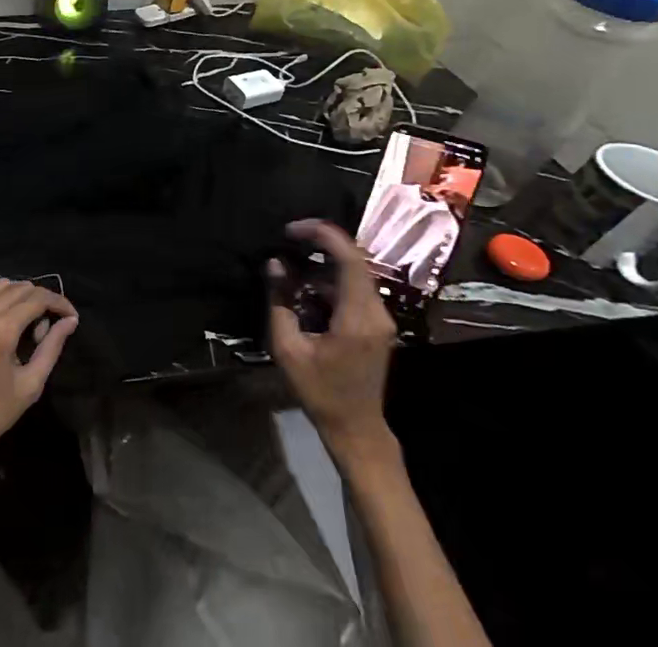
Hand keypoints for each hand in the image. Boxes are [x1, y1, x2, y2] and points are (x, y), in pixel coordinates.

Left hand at [0, 279, 78, 479]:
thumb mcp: (29, 385)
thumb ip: (51, 347)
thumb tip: (70, 321)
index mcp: (1, 329)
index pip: (39, 298)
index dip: (60, 303)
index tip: (71, 317)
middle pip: (20, 288)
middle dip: (41, 300)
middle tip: (46, 328)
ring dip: (18, 296)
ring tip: (25, 322)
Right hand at [267, 220, 397, 456]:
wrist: (355, 426)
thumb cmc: (319, 392)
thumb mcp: (288, 350)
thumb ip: (280, 303)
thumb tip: (275, 265)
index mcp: (357, 318)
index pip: (349, 259)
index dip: (323, 235)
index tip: (293, 230)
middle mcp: (377, 312)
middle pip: (354, 261)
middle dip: (322, 244)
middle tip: (290, 240)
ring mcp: (382, 318)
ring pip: (354, 274)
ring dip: (324, 266)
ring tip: (293, 271)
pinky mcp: (379, 323)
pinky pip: (355, 290)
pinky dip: (331, 283)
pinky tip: (308, 293)